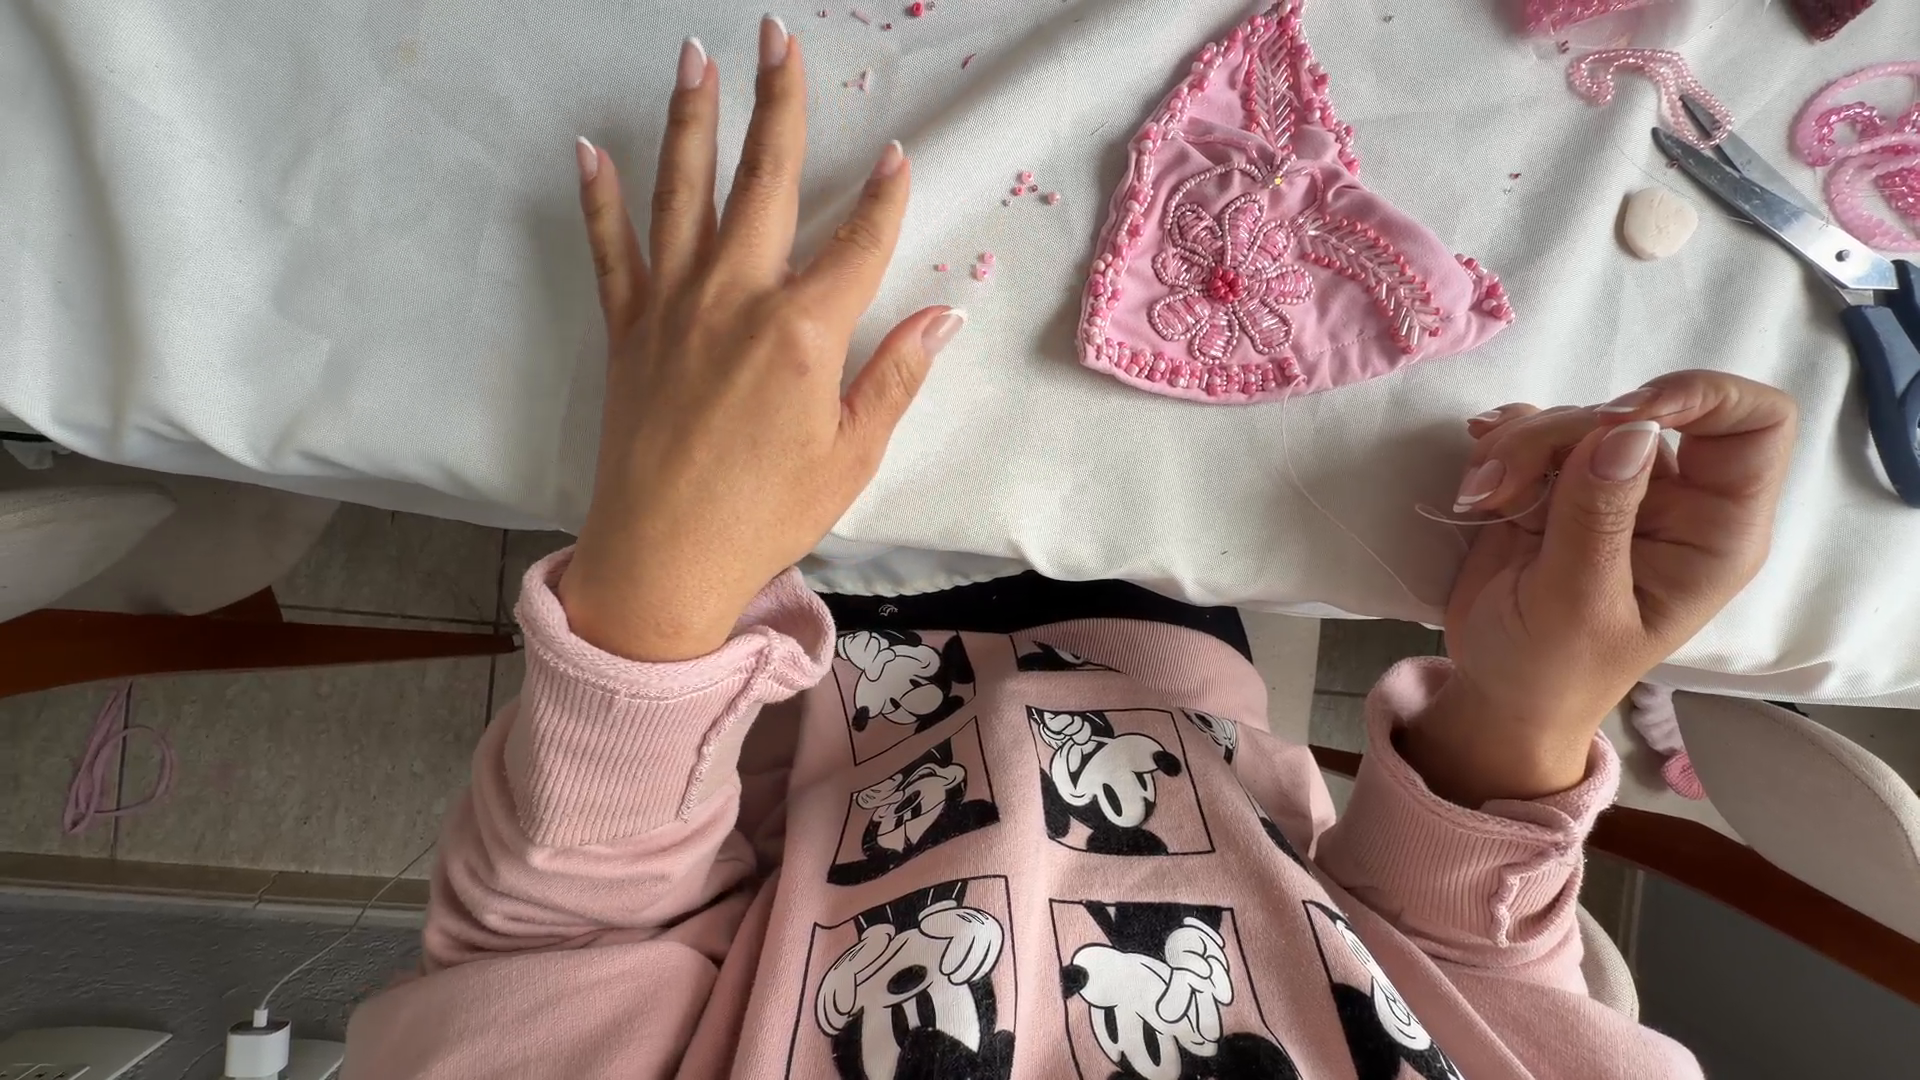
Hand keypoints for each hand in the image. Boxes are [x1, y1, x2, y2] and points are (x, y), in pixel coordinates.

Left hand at [556, 19, 966, 660]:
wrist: (663, 559)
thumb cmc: (768, 515)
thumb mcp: (852, 456)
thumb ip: (895, 377)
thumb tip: (945, 317)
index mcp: (802, 334)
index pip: (858, 245)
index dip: (885, 199)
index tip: (899, 154)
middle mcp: (735, 300)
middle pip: (766, 185)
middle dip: (780, 106)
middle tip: (781, 37)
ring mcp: (673, 307)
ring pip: (684, 193)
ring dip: (694, 120)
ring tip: (699, 57)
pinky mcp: (627, 330)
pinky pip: (611, 248)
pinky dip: (601, 198)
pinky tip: (591, 149)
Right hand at [1402, 371, 1796, 803]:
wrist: (1497, 690)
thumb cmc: (1552, 667)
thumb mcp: (1576, 601)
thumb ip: (1599, 518)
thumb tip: (1626, 431)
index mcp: (1710, 530)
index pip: (1749, 425)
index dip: (1695, 398)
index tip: (1612, 417)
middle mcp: (1665, 501)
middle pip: (1629, 418)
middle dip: (1553, 439)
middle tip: (1494, 489)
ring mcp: (1601, 494)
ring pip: (1568, 424)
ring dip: (1511, 449)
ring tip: (1474, 500)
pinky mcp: (1545, 495)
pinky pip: (1527, 440)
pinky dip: (1495, 446)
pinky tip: (1473, 475)